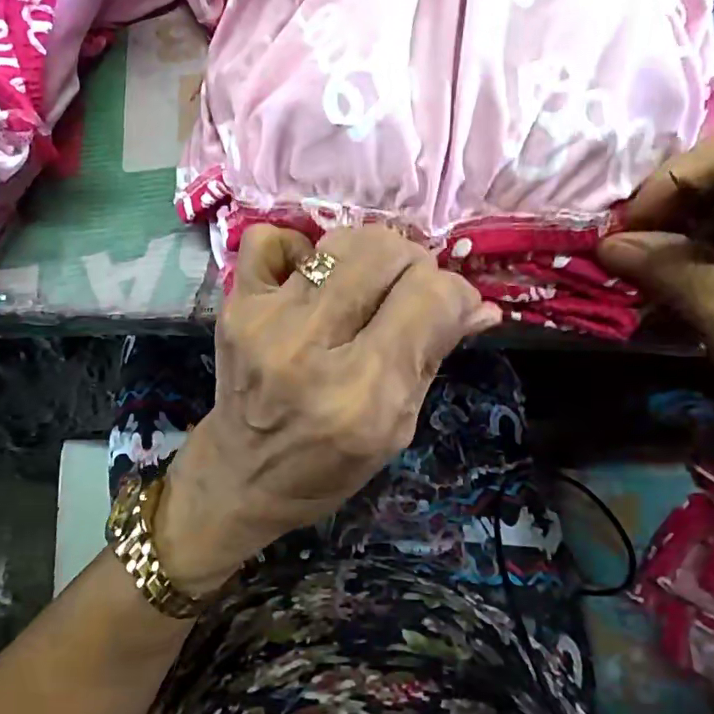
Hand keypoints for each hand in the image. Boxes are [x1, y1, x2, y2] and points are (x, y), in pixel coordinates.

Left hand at [157, 225, 500, 594]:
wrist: (242, 474)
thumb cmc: (326, 464)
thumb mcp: (395, 429)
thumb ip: (432, 357)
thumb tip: (478, 303)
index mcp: (362, 395)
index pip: (429, 297)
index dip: (453, 293)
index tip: (448, 307)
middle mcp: (310, 349)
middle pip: (384, 254)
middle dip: (412, 265)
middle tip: (405, 293)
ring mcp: (265, 322)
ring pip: (339, 242)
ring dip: (366, 256)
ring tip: (363, 286)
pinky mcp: (234, 307)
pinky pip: (269, 239)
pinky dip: (297, 248)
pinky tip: (307, 277)